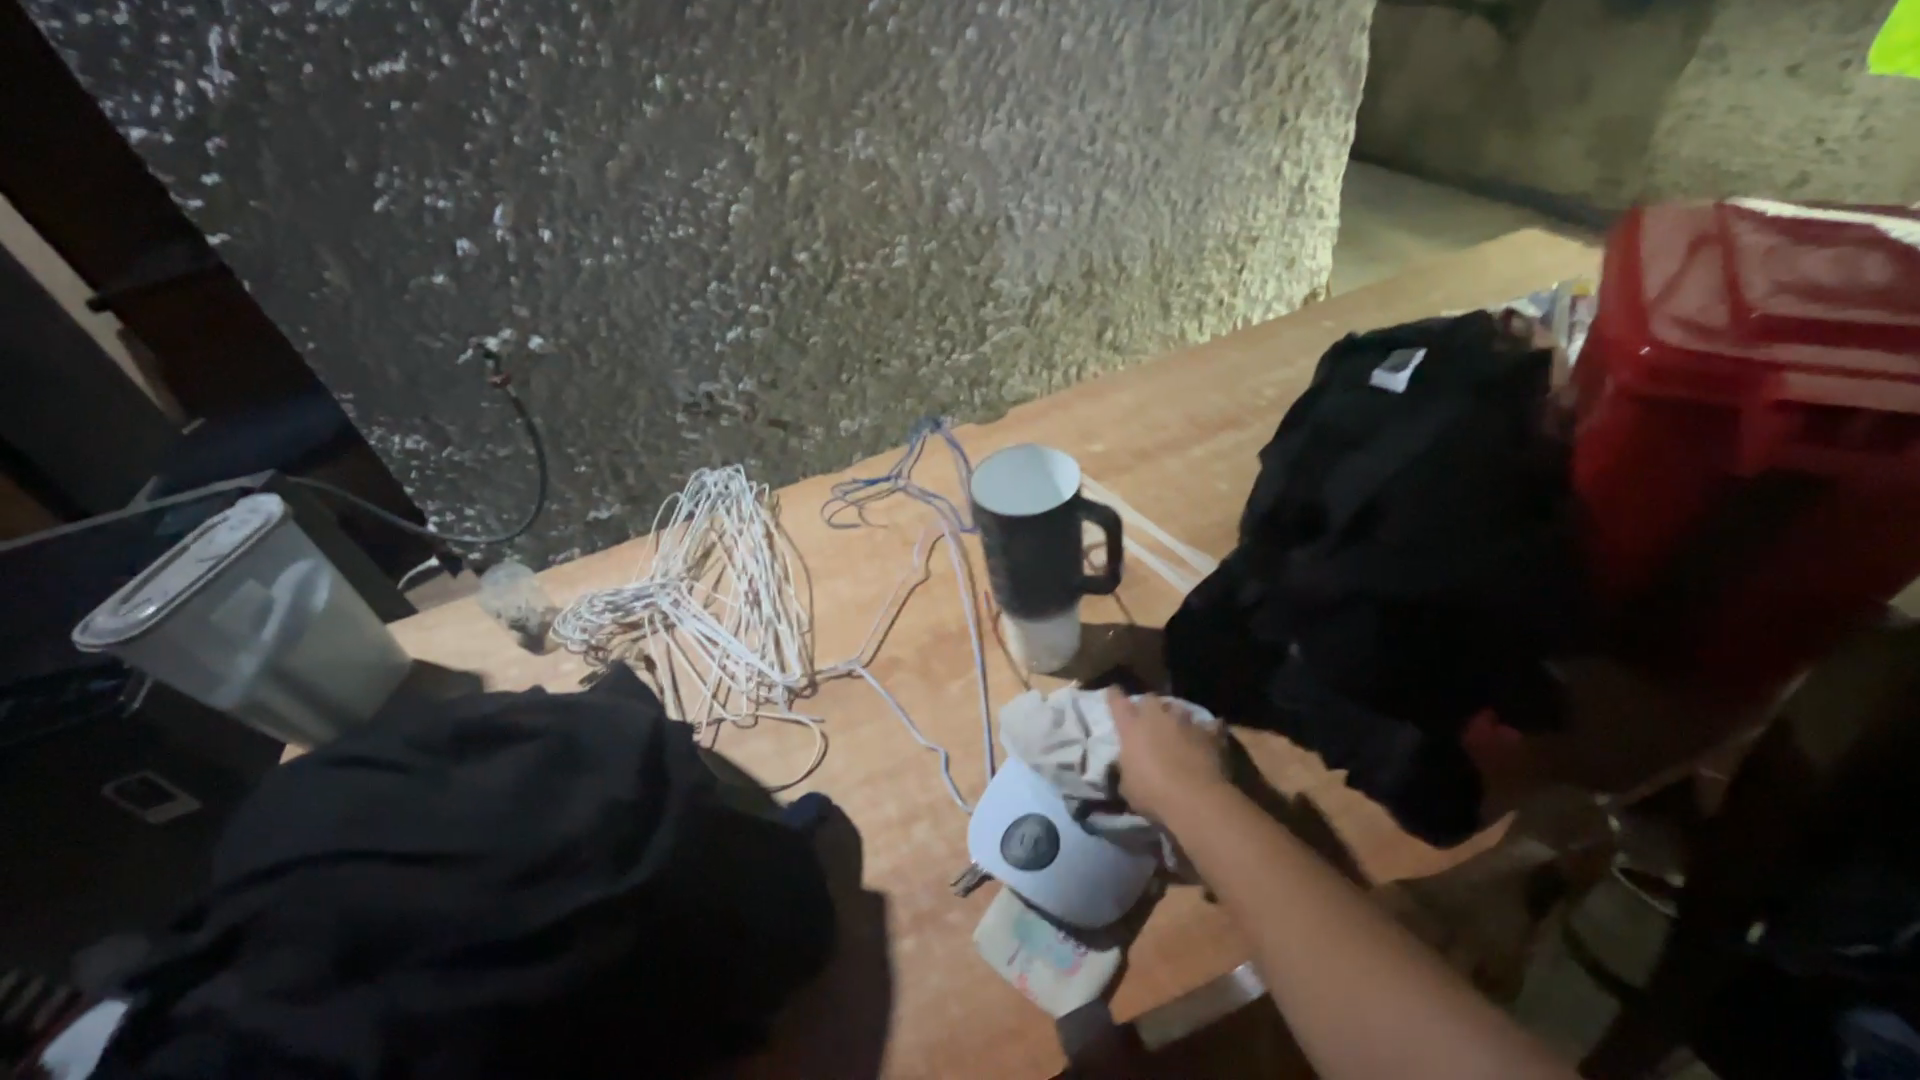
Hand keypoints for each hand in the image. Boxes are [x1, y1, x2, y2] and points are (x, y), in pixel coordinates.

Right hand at [1107, 688, 1227, 824]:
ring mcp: (1185, 723)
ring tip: (1179, 726)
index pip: (1118, 702)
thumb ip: (1127, 769)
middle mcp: (1157, 718)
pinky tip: (1211, 734)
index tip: (1114, 691)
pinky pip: (1211, 725)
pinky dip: (1209, 729)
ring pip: (1180, 708)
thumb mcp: (1127, 786)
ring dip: (1177, 716)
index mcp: (1131, 728)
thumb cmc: (1152, 793)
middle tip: (1150, 717)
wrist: (1194, 798)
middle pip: (1150, 699)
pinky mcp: (1210, 733)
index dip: (1115, 695)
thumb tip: (1129, 766)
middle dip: (1149, 705)